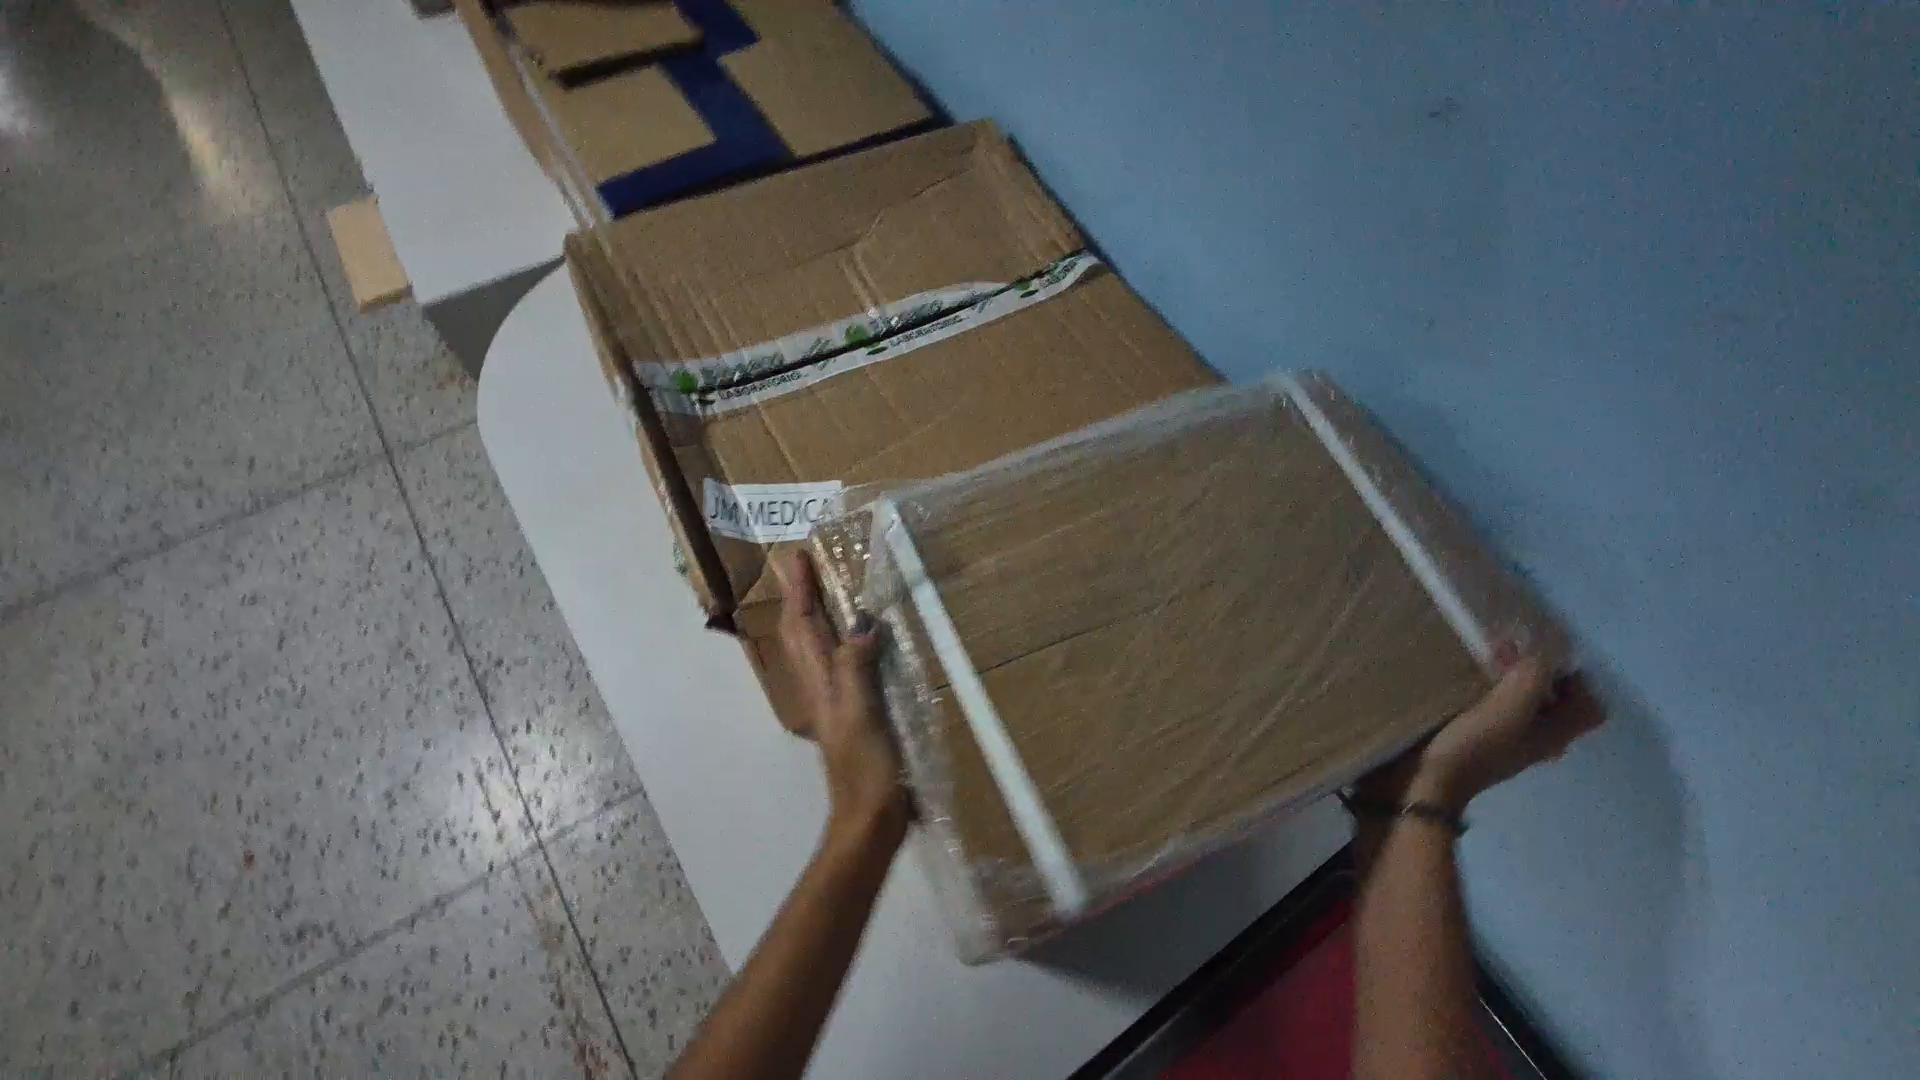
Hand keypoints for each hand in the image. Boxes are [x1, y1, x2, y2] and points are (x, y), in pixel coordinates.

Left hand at [775, 552, 909, 842]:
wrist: (870, 817)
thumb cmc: (865, 767)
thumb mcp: (862, 714)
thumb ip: (857, 668)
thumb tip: (864, 624)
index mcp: (820, 682)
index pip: (802, 625)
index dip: (799, 591)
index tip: (796, 556)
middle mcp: (822, 685)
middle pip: (801, 632)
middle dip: (799, 596)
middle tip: (804, 565)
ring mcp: (837, 699)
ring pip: (818, 646)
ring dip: (815, 614)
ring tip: (825, 589)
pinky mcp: (856, 711)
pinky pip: (842, 662)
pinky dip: (843, 638)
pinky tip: (862, 640)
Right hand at [1360, 658, 1605, 813]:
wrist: (1425, 783)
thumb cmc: (1472, 747)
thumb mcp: (1508, 709)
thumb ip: (1530, 677)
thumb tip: (1536, 650)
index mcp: (1554, 734)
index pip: (1589, 705)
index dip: (1575, 678)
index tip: (1543, 657)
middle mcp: (1536, 738)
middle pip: (1554, 700)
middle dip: (1534, 672)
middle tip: (1504, 651)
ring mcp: (1505, 740)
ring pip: (1522, 702)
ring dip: (1507, 679)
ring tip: (1480, 659)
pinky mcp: (1475, 738)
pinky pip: (1493, 709)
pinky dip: (1484, 691)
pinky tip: (1461, 680)